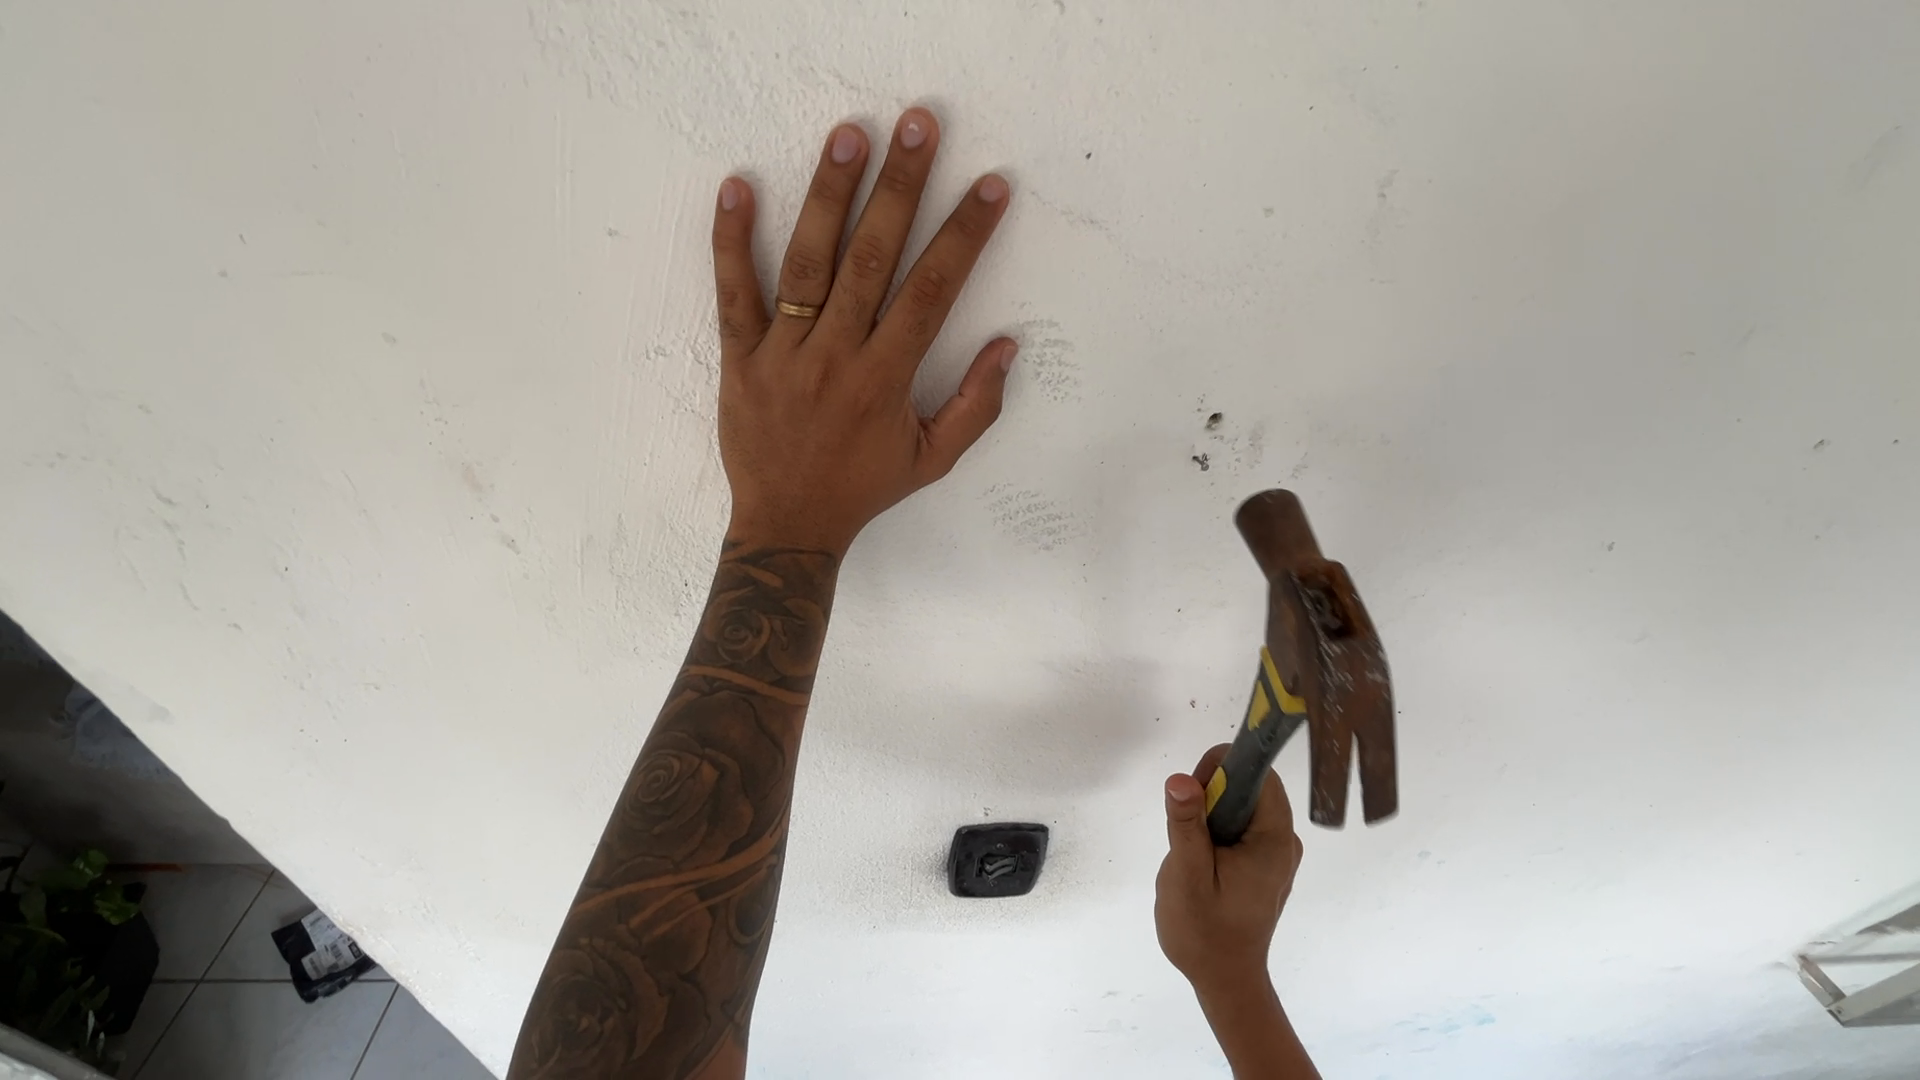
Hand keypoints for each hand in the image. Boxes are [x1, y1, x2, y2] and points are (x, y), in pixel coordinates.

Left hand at [709, 108, 1015, 555]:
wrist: (789, 525)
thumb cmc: (864, 490)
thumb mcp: (934, 460)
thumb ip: (976, 406)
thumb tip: (1007, 346)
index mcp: (885, 381)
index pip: (932, 294)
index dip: (964, 237)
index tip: (989, 189)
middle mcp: (835, 358)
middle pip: (872, 261)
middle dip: (900, 189)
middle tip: (919, 126)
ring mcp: (783, 355)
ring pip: (807, 266)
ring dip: (829, 197)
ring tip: (849, 136)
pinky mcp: (740, 359)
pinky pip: (733, 293)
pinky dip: (732, 241)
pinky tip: (738, 187)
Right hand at [1155, 744, 1303, 998]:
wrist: (1223, 981)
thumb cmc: (1205, 931)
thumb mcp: (1187, 876)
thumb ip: (1186, 824)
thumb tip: (1182, 779)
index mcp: (1274, 841)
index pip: (1261, 776)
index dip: (1225, 768)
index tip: (1193, 789)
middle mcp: (1283, 842)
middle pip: (1250, 787)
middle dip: (1212, 794)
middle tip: (1185, 826)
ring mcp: (1275, 853)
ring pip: (1241, 805)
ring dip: (1210, 814)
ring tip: (1191, 851)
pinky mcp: (1263, 862)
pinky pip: (1240, 825)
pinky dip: (1216, 830)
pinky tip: (1201, 861)